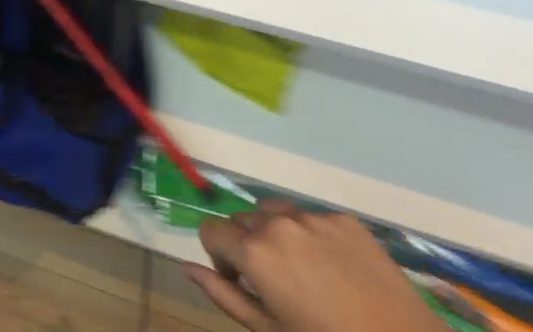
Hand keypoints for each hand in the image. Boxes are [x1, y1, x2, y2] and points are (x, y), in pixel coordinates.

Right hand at [185, 200, 445, 331]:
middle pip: (242, 220)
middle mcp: (277, 223)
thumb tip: (186, 267)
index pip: (210, 230)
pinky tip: (334, 267)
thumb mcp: (269, 330)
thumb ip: (224, 295)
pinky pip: (311, 217)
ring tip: (301, 269)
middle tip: (275, 283)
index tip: (241, 282)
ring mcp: (314, 218)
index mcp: (254, 251)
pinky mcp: (345, 219)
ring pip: (274, 212)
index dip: (219, 257)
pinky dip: (310, 235)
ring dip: (275, 233)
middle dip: (247, 245)